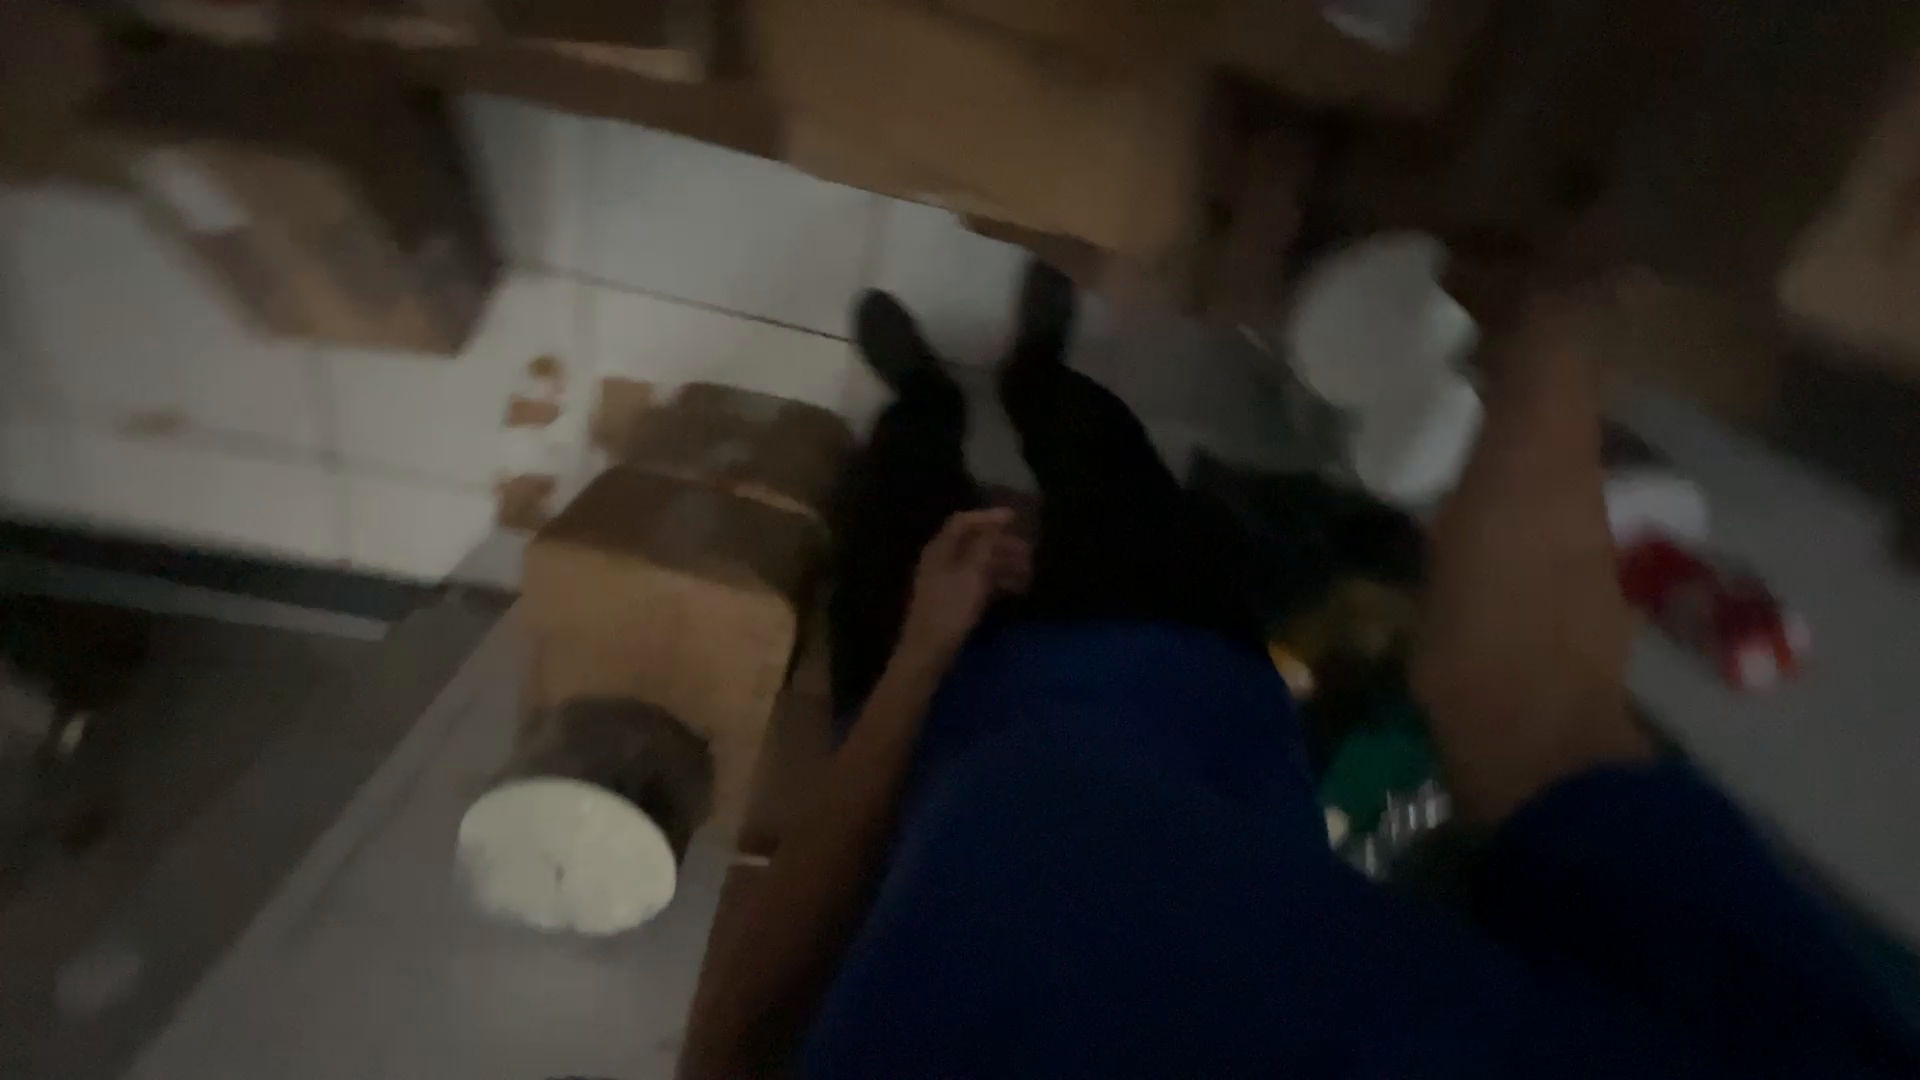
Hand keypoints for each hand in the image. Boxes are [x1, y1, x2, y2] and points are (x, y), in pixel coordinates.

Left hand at [898, 508, 1031, 664]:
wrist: (929, 650)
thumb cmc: (951, 608)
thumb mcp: (972, 573)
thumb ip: (984, 546)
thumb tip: (996, 524)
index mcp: (941, 548)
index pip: (964, 521)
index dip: (989, 517)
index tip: (1015, 518)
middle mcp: (942, 560)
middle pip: (974, 543)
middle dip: (1003, 545)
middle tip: (1030, 553)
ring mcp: (947, 581)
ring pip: (979, 564)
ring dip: (1004, 564)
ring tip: (1029, 572)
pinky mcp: (954, 600)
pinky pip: (979, 582)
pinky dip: (997, 581)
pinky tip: (1016, 588)